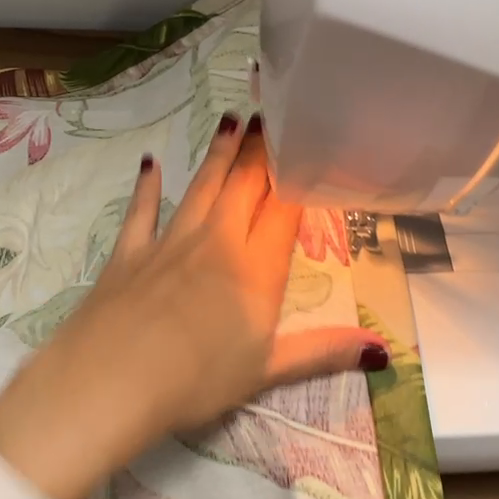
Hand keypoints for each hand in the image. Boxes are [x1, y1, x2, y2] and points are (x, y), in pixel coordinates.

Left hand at [0, 113, 383, 498]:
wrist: (112, 381)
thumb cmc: (196, 382)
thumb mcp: (266, 372)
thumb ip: (322, 353)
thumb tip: (385, 353)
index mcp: (255, 270)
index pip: (283, 212)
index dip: (296, 178)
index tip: (306, 147)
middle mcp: (216, 242)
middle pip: (244, 188)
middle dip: (260, 153)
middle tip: (270, 117)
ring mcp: (169, 243)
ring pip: (200, 188)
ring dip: (218, 156)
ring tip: (231, 121)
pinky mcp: (128, 253)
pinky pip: (142, 210)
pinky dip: (148, 186)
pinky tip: (150, 164)